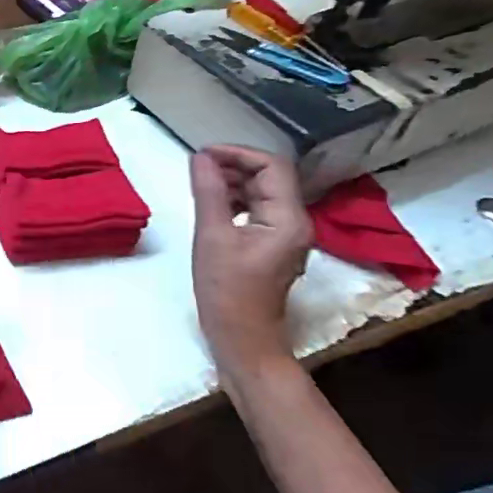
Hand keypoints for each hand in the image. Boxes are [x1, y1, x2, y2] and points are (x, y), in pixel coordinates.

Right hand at [190, 145, 314, 375]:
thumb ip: (209, 192)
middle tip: (198, 167)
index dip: (238, 153)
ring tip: (201, 183)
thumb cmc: (227, 291)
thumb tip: (200, 157)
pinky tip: (213, 204)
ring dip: (234, 181)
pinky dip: (236, 199)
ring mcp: (286, 234)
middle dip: (234, 165)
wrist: (243, 339)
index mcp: (288, 219)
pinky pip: (258, 209)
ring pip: (263, 191)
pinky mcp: (273, 244)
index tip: (204, 155)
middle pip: (269, 176)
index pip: (271, 166)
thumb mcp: (212, 237)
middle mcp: (295, 222)